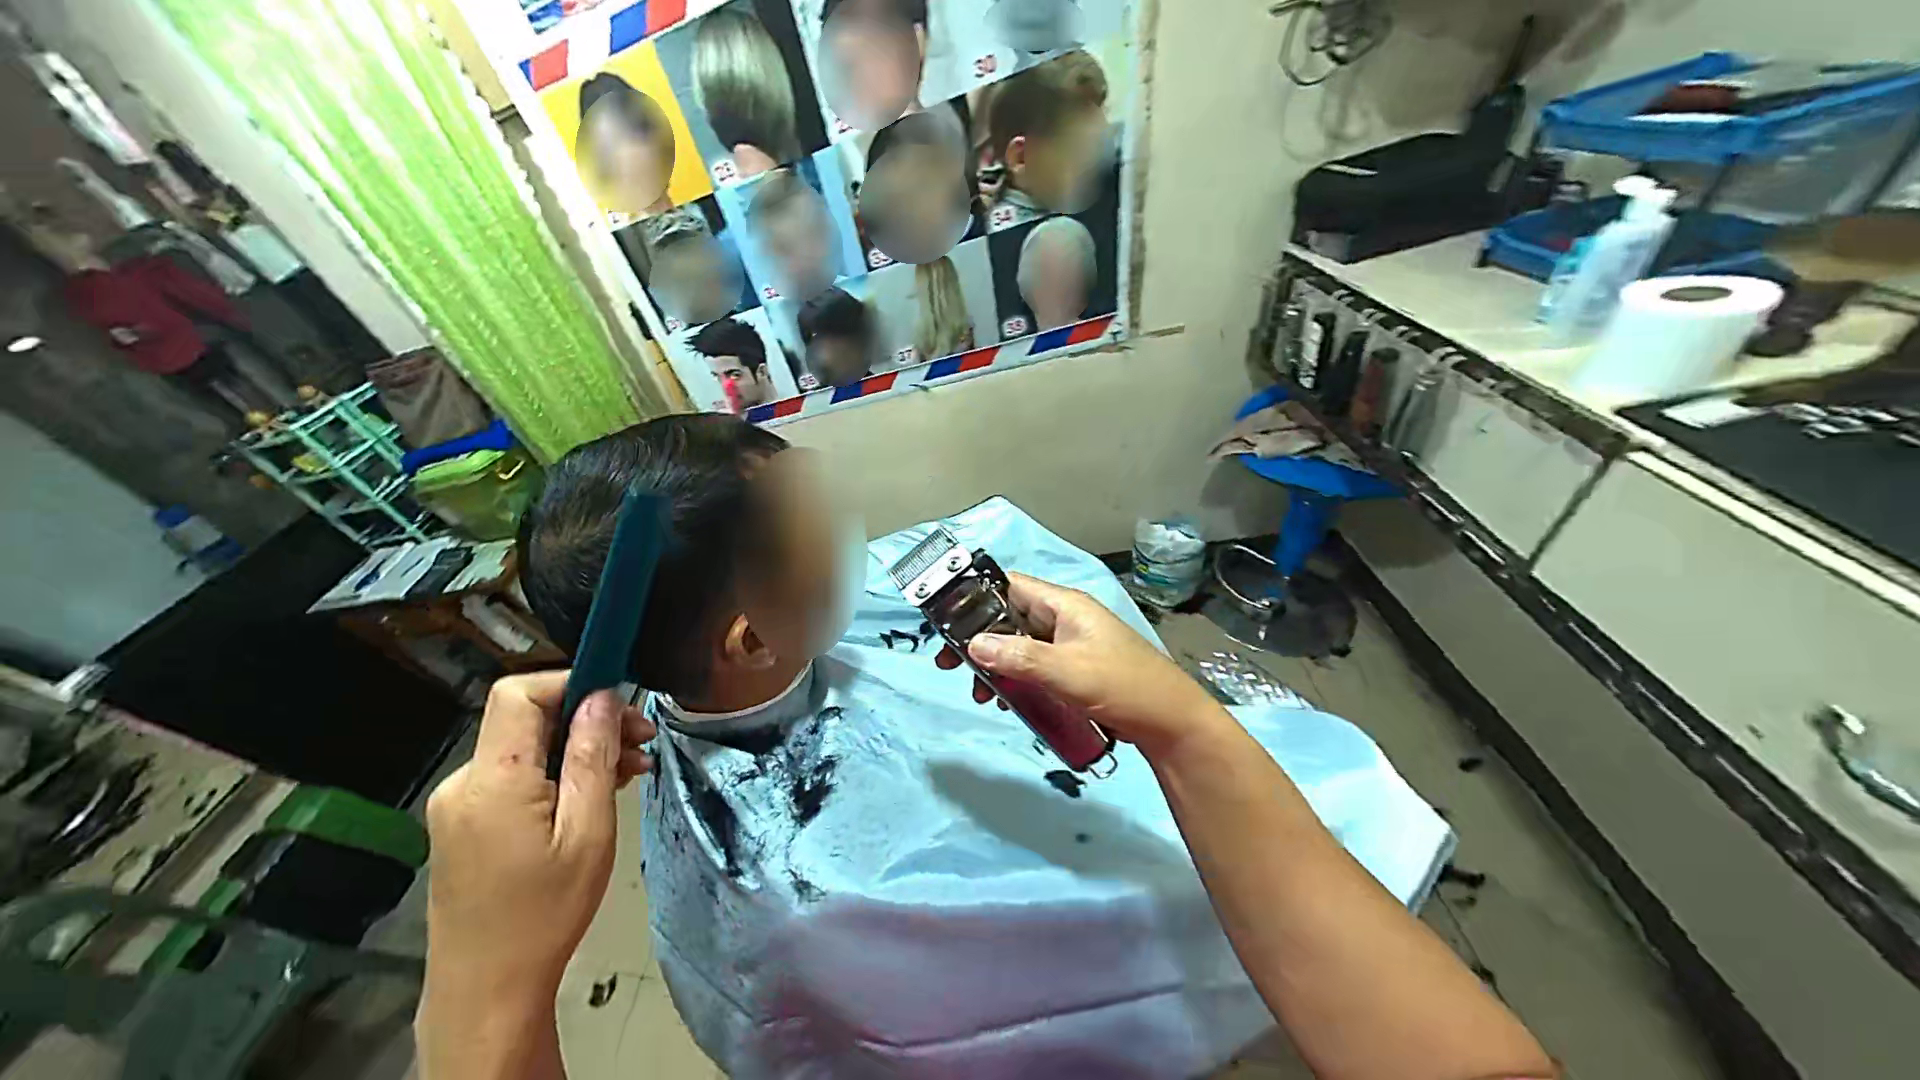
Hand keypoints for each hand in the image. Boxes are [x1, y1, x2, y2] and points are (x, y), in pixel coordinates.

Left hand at [415, 672, 654, 1078]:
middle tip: (643, 741)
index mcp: (492, 780)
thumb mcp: (588, 830)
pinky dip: (557, 775)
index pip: (517, 692)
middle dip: (587, 719)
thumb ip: (592, 756)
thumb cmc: (546, 911)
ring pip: (526, 750)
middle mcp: (465, 782)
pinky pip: (516, 777)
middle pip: (526, 720)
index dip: (569, 681)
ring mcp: (459, 805)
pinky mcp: (465, 824)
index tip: (618, 699)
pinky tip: (596, 793)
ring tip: (632, 770)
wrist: (487, 991)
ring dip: (578, 750)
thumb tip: (602, 696)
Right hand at [960, 573, 1234, 758]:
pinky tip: (1006, 701)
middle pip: (1008, 616)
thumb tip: (972, 645)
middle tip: (950, 664)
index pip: (1009, 585)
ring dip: (994, 664)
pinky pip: (1033, 665)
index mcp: (1064, 605)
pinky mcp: (1073, 668)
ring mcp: (1069, 644)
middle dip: (978, 639)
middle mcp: (1064, 618)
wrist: (1170, 723)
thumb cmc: (1121, 686)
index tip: (946, 622)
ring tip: (979, 693)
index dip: (975, 597)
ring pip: (1018, 644)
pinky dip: (1014, 679)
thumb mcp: (1066, 671)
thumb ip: (1018, 657)